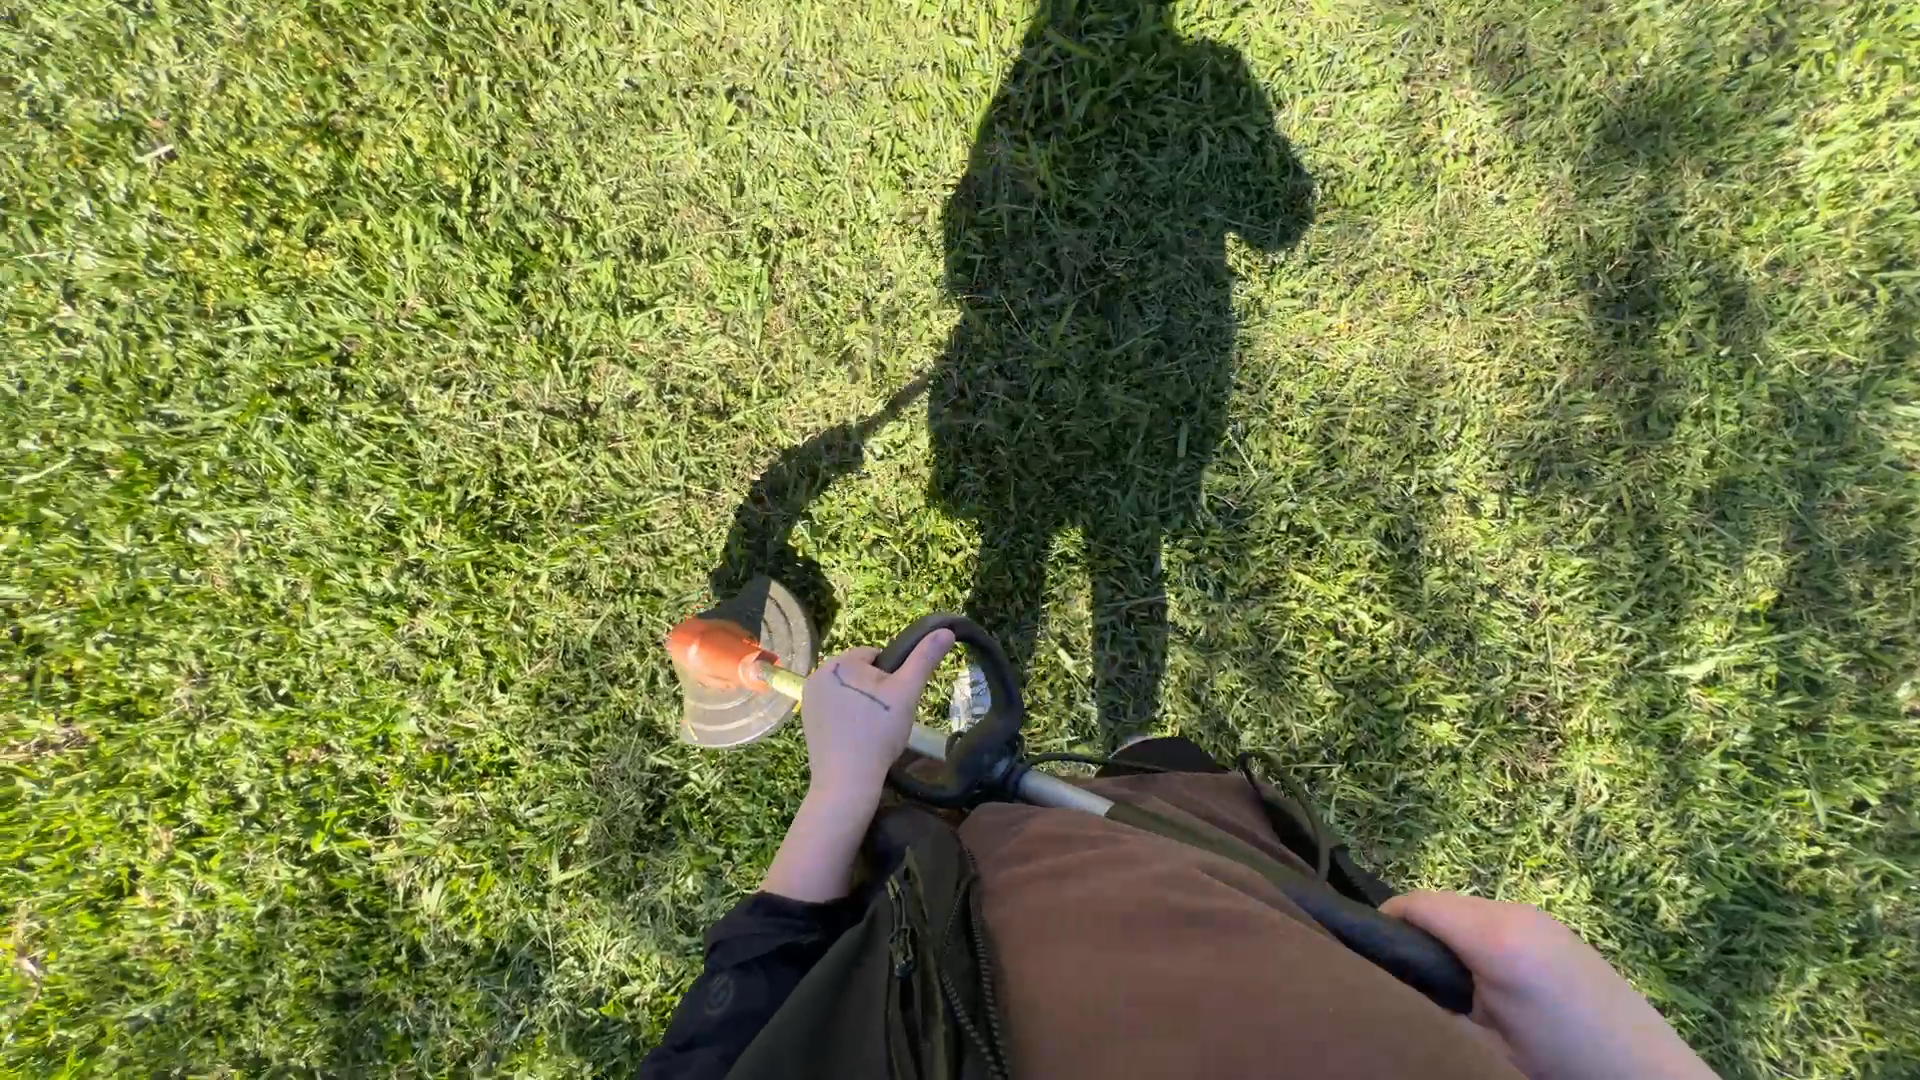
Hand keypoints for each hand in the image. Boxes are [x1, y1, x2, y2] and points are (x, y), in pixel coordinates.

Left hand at [798, 631, 955, 801]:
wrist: (847, 780)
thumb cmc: (878, 731)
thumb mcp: (907, 692)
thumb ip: (925, 658)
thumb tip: (947, 630)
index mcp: (840, 662)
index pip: (875, 655)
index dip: (891, 677)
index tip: (894, 701)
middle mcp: (818, 674)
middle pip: (861, 673)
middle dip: (875, 690)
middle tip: (885, 717)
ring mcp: (810, 698)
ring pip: (849, 690)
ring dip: (863, 702)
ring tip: (872, 729)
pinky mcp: (808, 719)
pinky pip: (836, 707)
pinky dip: (848, 716)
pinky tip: (857, 736)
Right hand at [1382, 892, 1718, 1079]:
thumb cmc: (1564, 1072)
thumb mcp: (1484, 1047)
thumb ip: (1433, 1005)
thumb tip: (1390, 982)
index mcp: (1494, 937)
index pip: (1412, 904)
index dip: (1381, 925)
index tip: (1368, 960)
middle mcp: (1515, 912)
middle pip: (1437, 905)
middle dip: (1415, 936)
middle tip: (1408, 984)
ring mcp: (1542, 919)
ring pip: (1464, 913)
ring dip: (1447, 940)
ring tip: (1451, 991)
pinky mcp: (1560, 933)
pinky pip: (1494, 923)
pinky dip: (1477, 943)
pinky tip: (1490, 987)